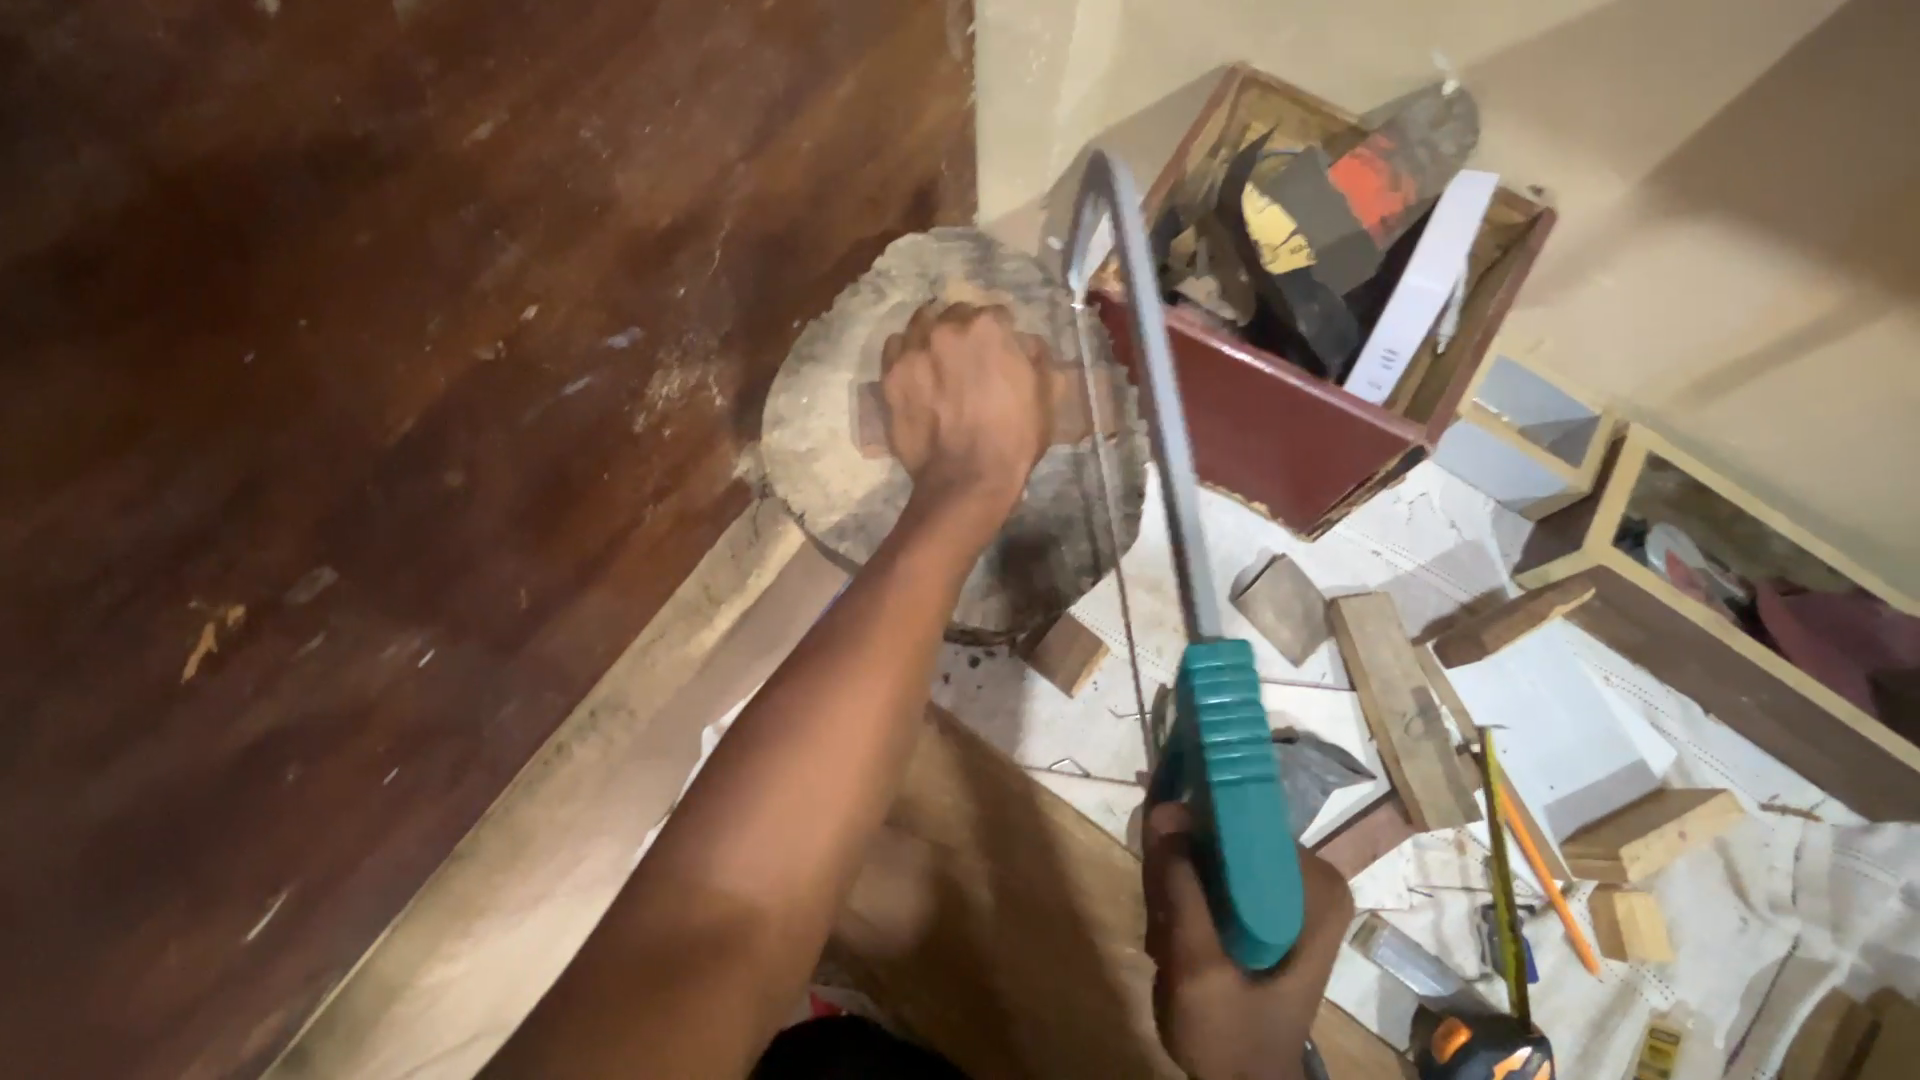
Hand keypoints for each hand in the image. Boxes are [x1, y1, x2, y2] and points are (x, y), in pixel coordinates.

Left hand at [880, 301, 1051, 516]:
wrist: (966, 479)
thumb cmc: (1014, 440)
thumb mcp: (1045, 396)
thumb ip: (1036, 357)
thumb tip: (1025, 343)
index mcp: (989, 327)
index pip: (996, 315)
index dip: (1001, 335)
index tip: (1001, 353)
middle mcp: (947, 328)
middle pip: (956, 315)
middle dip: (965, 331)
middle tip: (969, 358)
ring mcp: (914, 350)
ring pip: (921, 324)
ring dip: (932, 334)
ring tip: (938, 356)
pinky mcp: (890, 375)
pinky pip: (895, 347)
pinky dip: (906, 352)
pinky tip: (915, 368)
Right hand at [1143, 802, 1354, 1079]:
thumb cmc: (1231, 1033)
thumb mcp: (1198, 967)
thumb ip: (1181, 891)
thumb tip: (1164, 810)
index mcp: (1317, 888)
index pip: (1248, 820)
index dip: (1198, 828)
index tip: (1161, 854)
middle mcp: (1308, 878)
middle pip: (1226, 834)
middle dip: (1182, 867)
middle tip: (1162, 912)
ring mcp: (1287, 891)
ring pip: (1212, 851)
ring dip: (1177, 886)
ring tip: (1168, 935)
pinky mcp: (1264, 905)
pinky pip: (1211, 873)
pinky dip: (1184, 897)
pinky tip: (1175, 936)